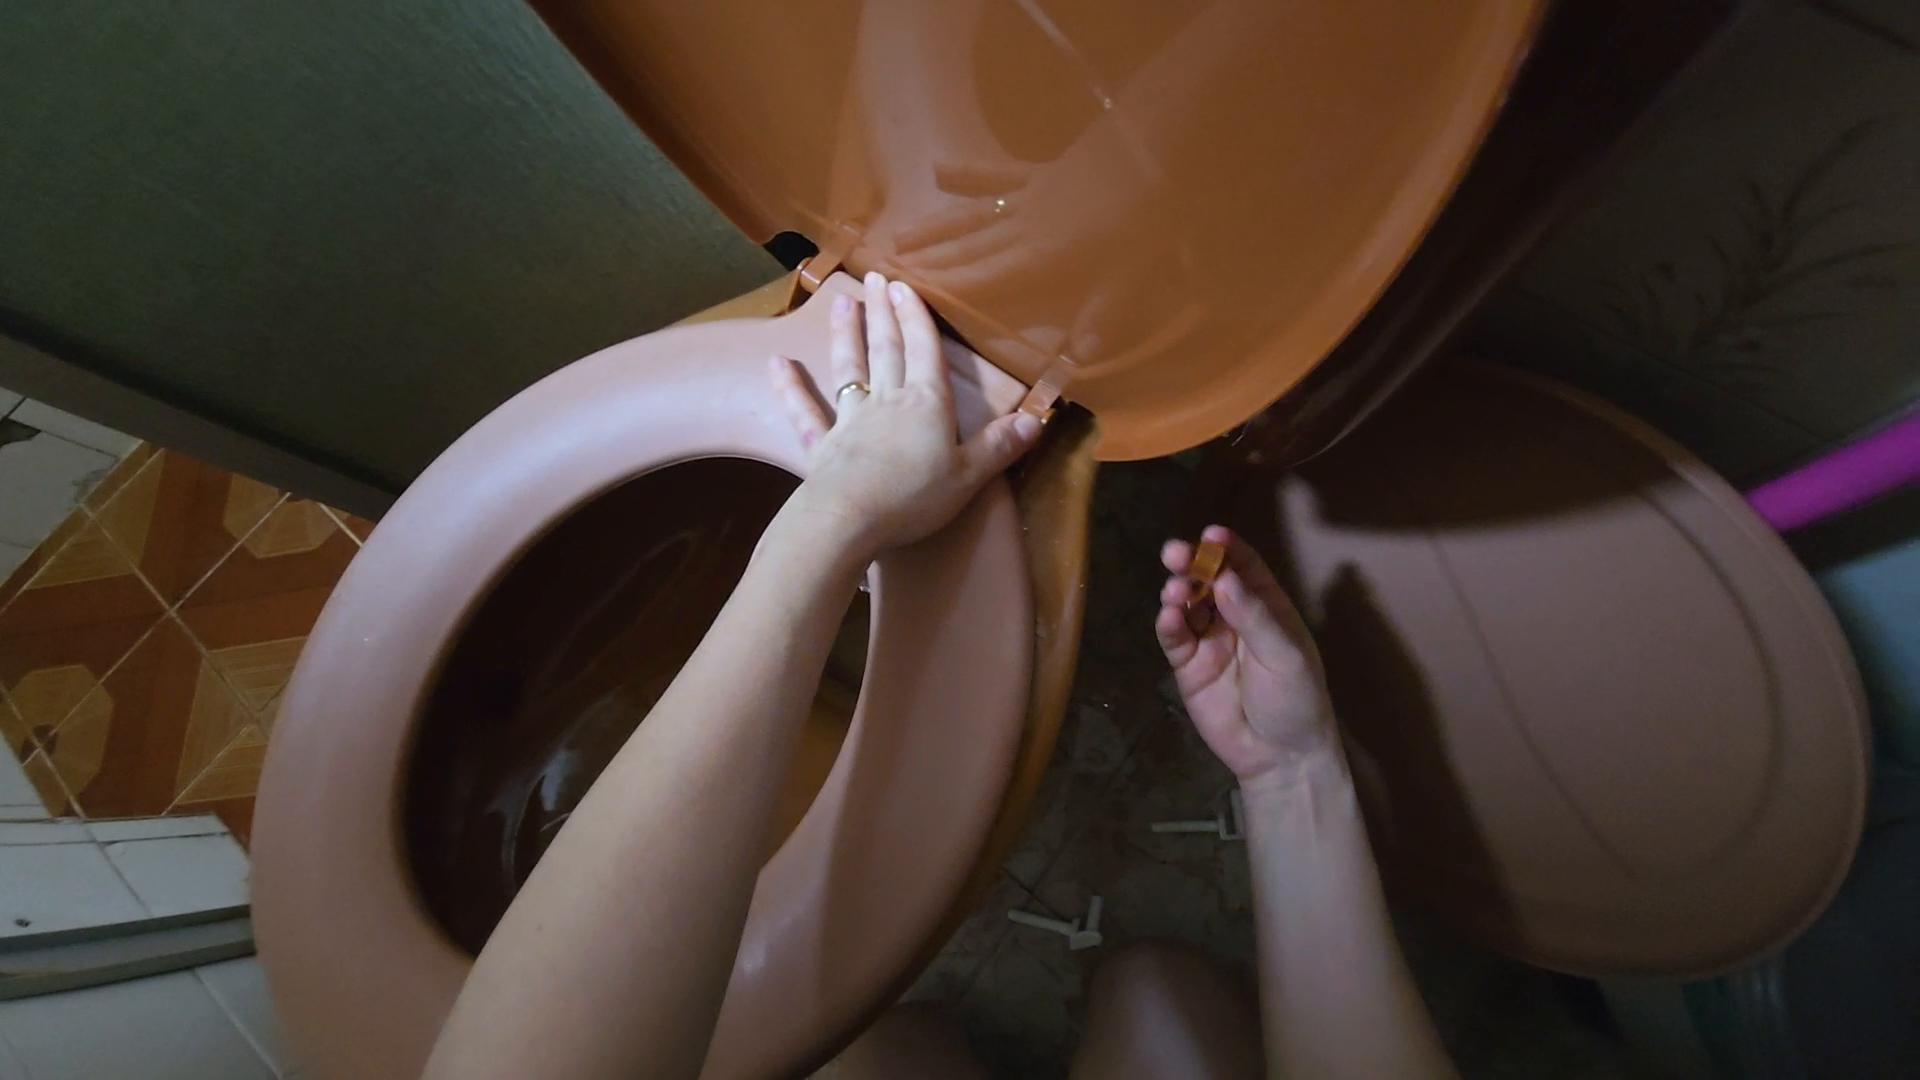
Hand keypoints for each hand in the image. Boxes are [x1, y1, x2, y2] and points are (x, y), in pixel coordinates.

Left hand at [770, 272, 1042, 558]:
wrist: (849, 520)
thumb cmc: (914, 497)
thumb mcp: (968, 476)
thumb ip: (999, 446)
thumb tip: (1037, 418)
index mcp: (926, 405)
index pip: (923, 352)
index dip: (916, 319)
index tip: (905, 286)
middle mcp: (886, 402)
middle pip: (886, 350)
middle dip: (884, 313)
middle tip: (875, 278)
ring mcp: (849, 421)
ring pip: (849, 369)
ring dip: (847, 335)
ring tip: (843, 301)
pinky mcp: (821, 446)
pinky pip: (805, 412)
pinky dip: (791, 388)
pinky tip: (778, 364)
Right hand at [1156, 526, 1338, 789]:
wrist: (1279, 756)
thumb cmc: (1296, 700)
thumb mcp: (1285, 656)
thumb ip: (1254, 617)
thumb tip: (1224, 579)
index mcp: (1267, 607)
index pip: (1245, 568)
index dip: (1228, 548)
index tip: (1211, 533)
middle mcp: (1234, 617)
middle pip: (1207, 580)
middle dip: (1191, 564)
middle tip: (1174, 553)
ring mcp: (1208, 640)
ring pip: (1186, 605)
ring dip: (1177, 592)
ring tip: (1174, 591)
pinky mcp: (1187, 665)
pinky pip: (1174, 638)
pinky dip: (1167, 624)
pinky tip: (1167, 617)